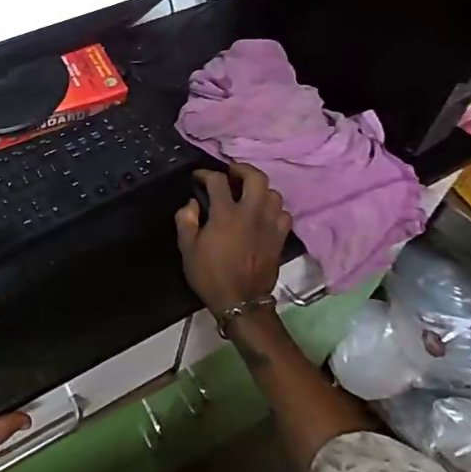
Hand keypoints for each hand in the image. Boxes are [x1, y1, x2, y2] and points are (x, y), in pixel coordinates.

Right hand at [174, 163, 291, 314]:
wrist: (241, 302)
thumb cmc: (210, 275)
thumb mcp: (187, 248)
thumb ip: (186, 220)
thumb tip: (192, 202)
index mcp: (226, 214)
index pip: (218, 181)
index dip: (206, 174)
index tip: (199, 177)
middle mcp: (252, 213)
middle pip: (256, 177)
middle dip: (242, 169)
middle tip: (231, 173)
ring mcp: (270, 225)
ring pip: (274, 194)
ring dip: (260, 189)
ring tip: (248, 194)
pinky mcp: (280, 238)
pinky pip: (284, 214)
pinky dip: (274, 209)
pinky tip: (264, 214)